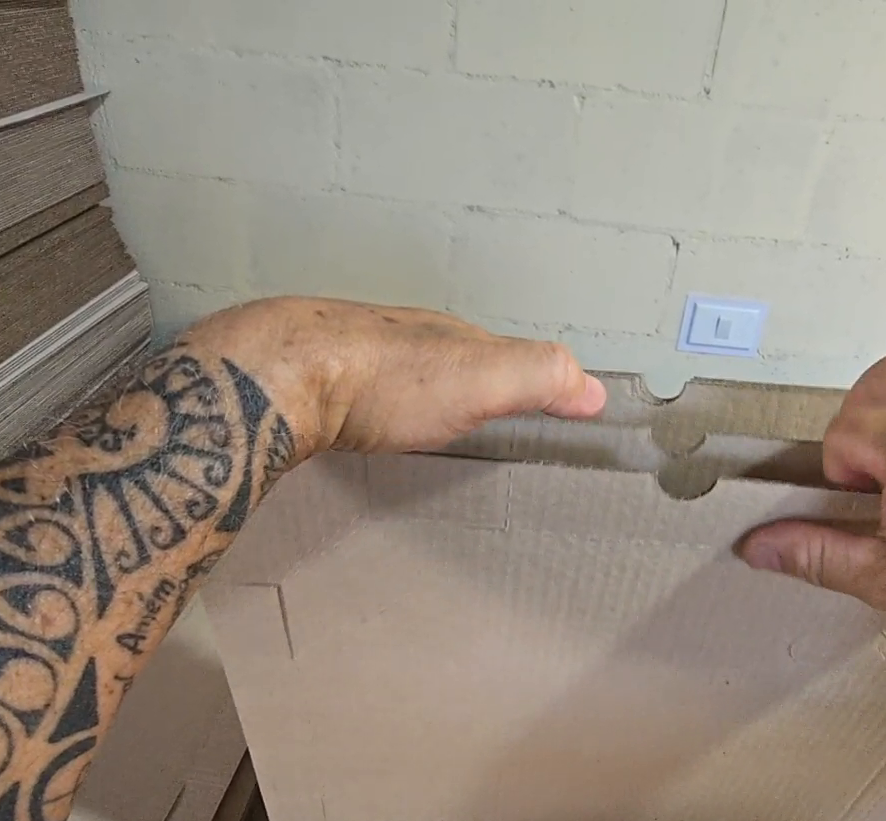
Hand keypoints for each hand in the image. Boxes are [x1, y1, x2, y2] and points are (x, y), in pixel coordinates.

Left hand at [178, 297, 606, 455]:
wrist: (288, 375)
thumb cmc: (388, 382)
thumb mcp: (481, 379)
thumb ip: (538, 376)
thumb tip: (597, 389)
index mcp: (452, 337)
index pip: (504, 354)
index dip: (529, 378)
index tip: (546, 404)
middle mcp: (408, 336)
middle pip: (453, 357)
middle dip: (474, 381)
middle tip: (490, 416)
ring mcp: (359, 352)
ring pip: (406, 368)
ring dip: (424, 389)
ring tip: (434, 419)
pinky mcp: (318, 377)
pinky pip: (364, 384)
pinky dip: (380, 399)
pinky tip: (371, 416)